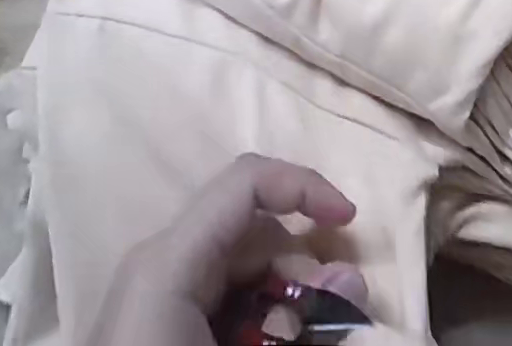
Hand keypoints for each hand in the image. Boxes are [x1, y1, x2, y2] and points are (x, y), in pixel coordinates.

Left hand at [89, 154, 365, 345]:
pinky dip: (261, 320)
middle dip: (303, 265)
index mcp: (172, 259)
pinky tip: (279, 345)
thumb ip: (304, 329)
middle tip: (343, 314)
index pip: (245, 182)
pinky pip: (225, 301)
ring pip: (242, 269)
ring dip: (287, 300)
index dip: (302, 185)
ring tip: (316, 336)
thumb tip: (351, 279)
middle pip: (249, 231)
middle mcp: (164, 261)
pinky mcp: (164, 322)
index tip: (349, 220)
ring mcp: (160, 292)